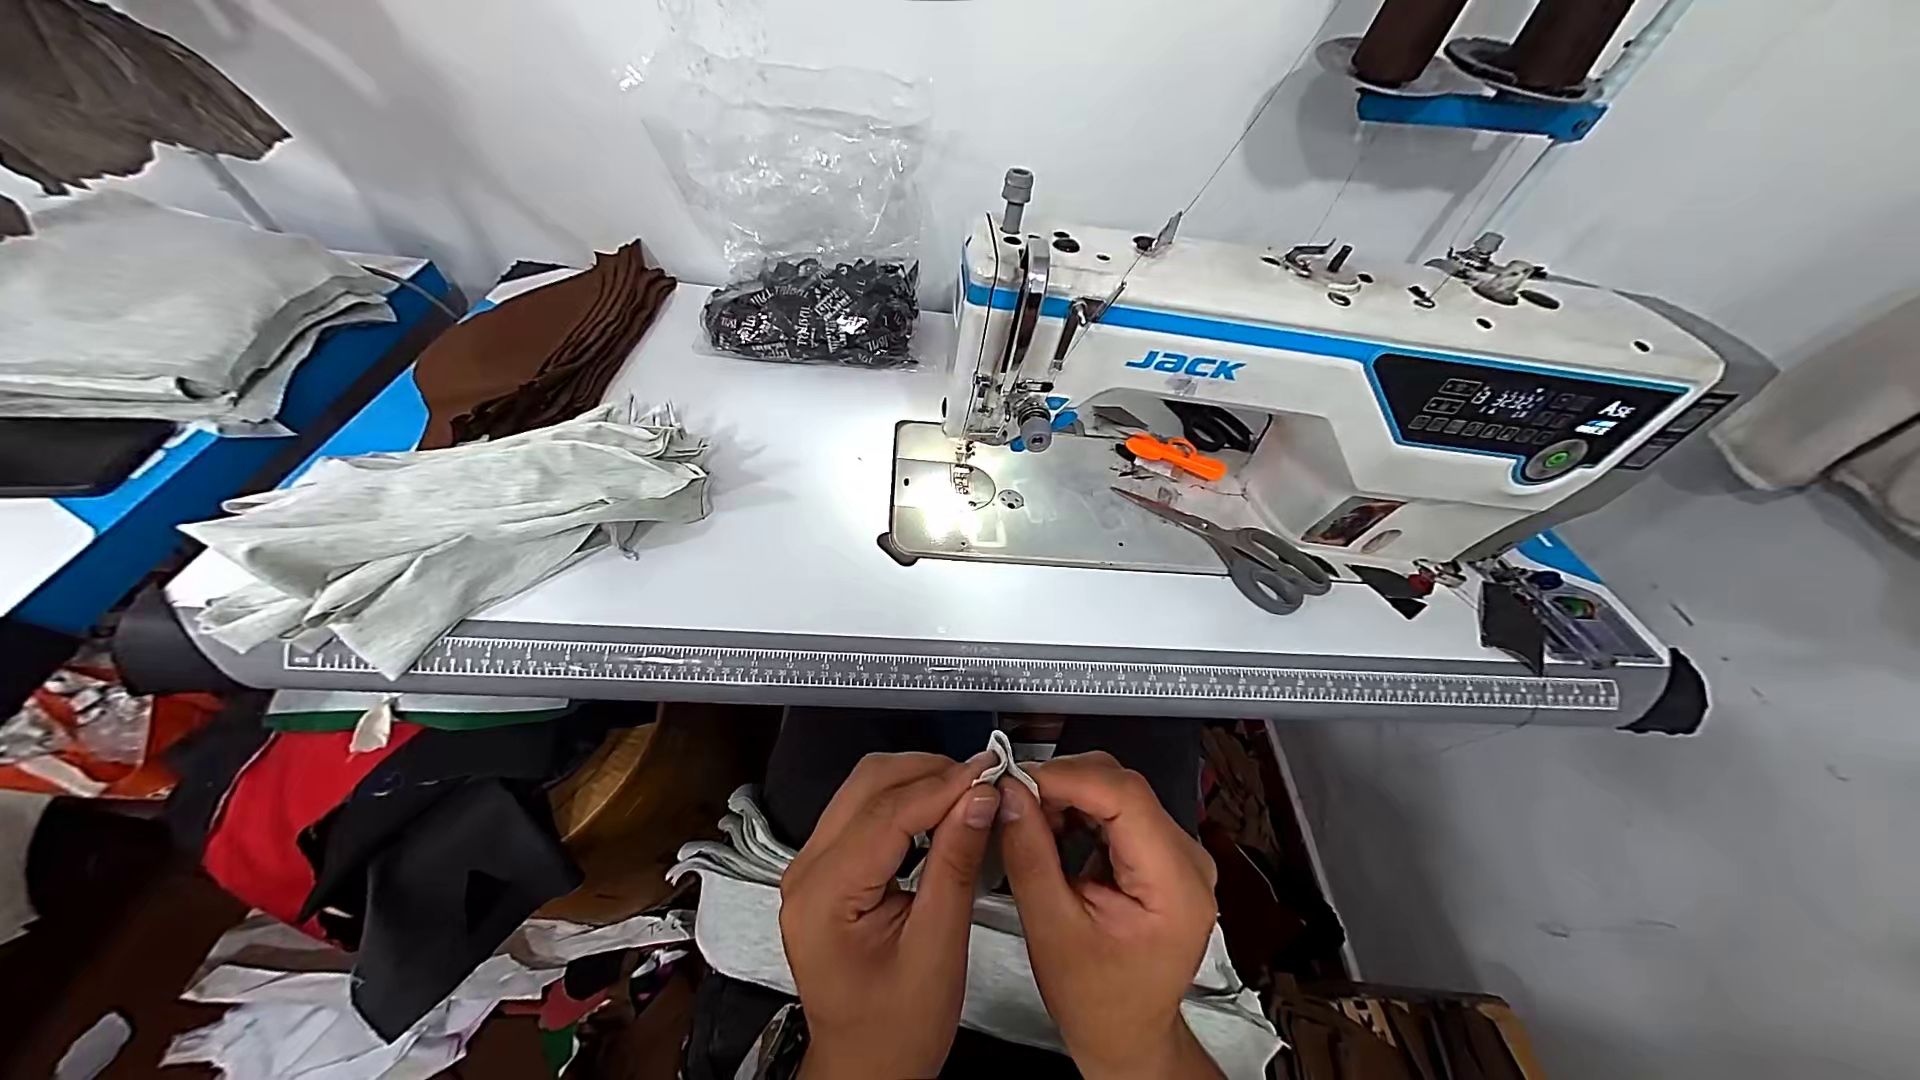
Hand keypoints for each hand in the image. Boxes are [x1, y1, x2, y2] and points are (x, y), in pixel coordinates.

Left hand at [780, 751, 1000, 1078]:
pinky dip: (905, 797)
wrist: (864, 1067)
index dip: (942, 786)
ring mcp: (810, 863)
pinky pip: (864, 807)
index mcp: (824, 896)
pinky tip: (939, 806)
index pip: (886, 815)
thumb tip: (980, 796)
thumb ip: (956, 863)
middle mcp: (806, 869)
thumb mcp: (938, 948)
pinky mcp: (825, 863)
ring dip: (917, 778)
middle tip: (981, 778)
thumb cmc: (899, 1027)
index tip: (988, 770)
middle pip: (868, 784)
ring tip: (966, 789)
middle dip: (928, 772)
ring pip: (865, 787)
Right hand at [997, 751, 1223, 1079]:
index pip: (1125, 796)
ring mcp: (1177, 850)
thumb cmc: (1095, 999)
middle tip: (1015, 801)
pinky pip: (1116, 805)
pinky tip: (1053, 828)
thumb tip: (1009, 790)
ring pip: (1116, 787)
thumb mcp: (1050, 930)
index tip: (1016, 782)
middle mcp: (1187, 856)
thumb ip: (1029, 855)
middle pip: (1121, 785)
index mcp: (1174, 883)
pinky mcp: (1160, 849)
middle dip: (1062, 782)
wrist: (1129, 1035)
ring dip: (1067, 792)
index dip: (1067, 777)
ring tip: (1030, 819)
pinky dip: (1078, 805)